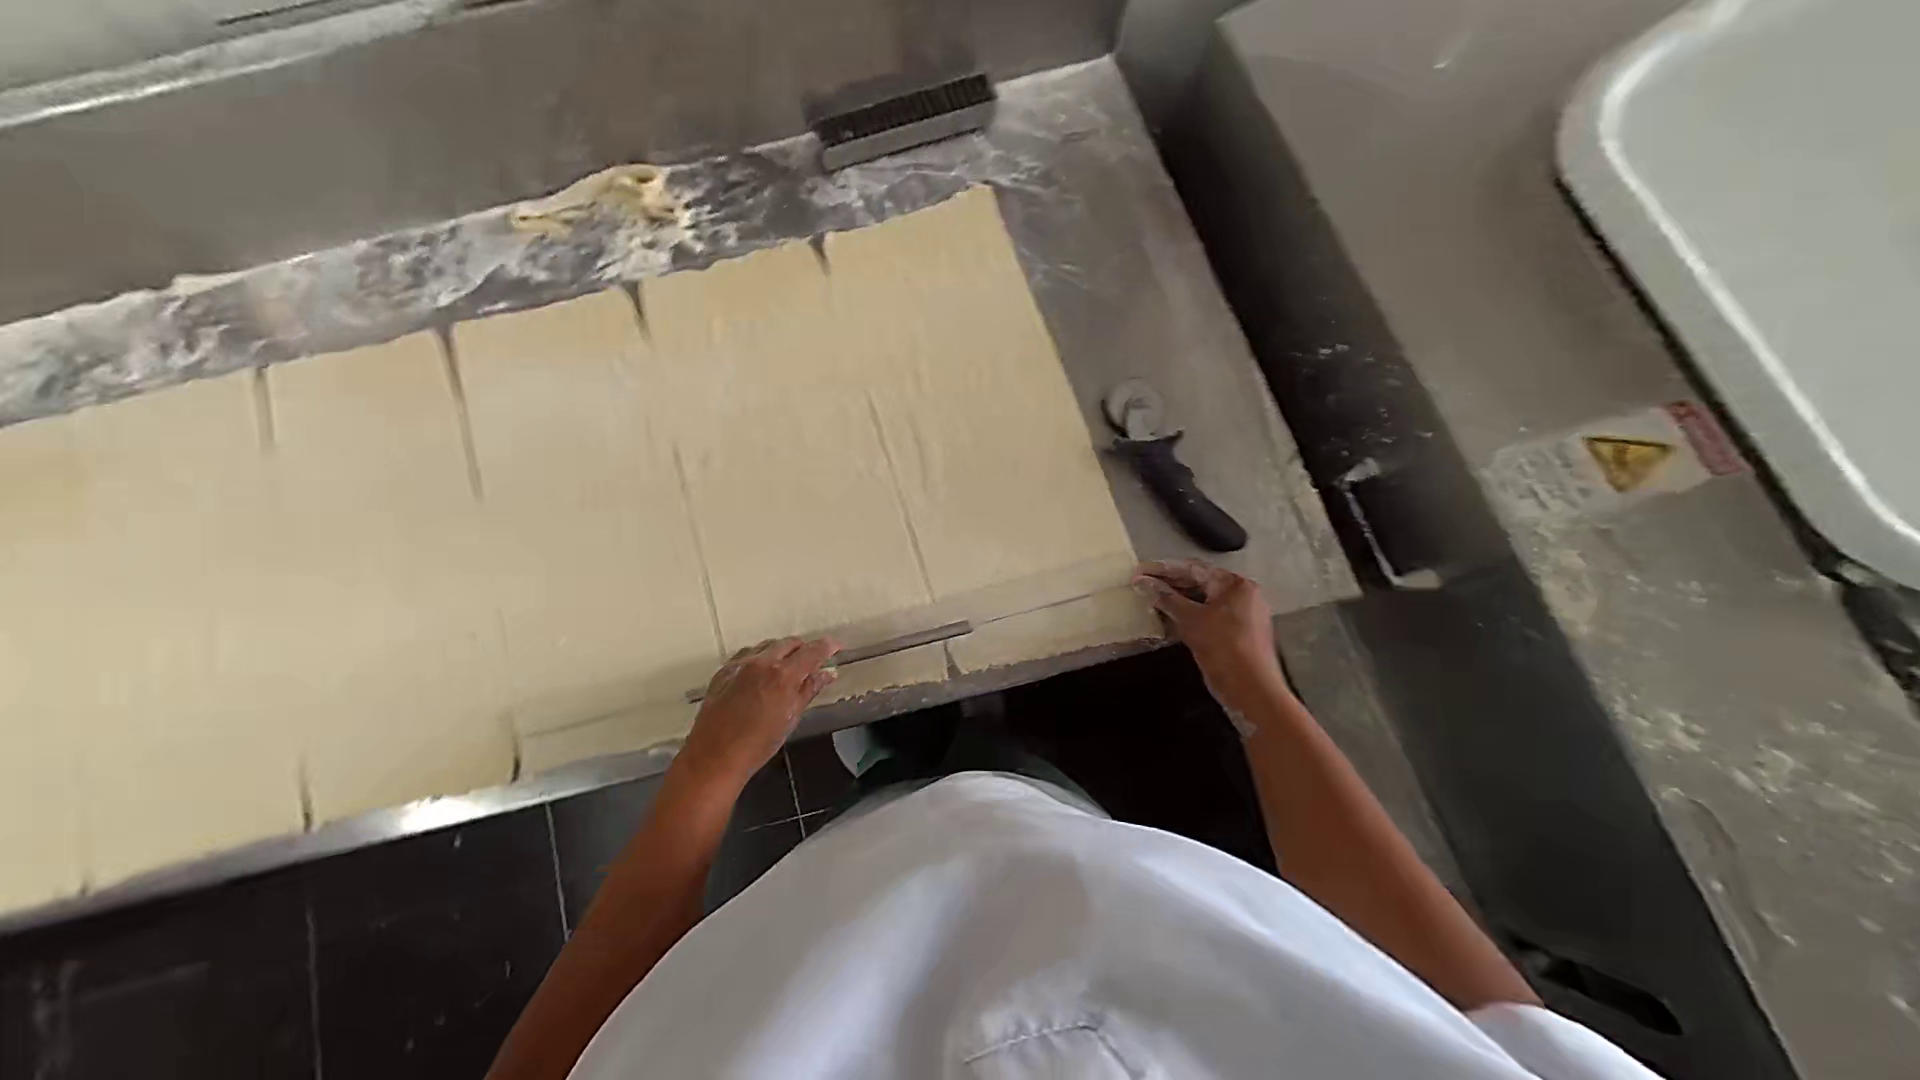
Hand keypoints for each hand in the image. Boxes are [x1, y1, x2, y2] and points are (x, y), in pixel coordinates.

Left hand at [680, 637, 838, 782]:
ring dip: (781, 652)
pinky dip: (760, 658)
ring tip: (787, 669)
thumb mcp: (791, 717)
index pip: (812, 652)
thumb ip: (810, 689)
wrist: (715, 757)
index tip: (835, 646)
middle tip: (812, 661)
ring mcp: (739, 665)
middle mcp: (761, 663)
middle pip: (789, 643)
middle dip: (803, 648)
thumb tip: (827, 674)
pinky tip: (761, 673)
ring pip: (767, 646)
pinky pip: (747, 655)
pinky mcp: (723, 671)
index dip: (827, 647)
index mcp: (782, 675)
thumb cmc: (757, 744)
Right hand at [1134, 559, 1288, 705]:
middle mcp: (1242, 593)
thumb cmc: (1223, 648)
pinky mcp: (1238, 631)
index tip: (1139, 571)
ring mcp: (1243, 612)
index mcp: (1234, 584)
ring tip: (1151, 598)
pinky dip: (1190, 613)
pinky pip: (1209, 614)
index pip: (1192, 568)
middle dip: (1169, 584)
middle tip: (1142, 584)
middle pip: (1199, 582)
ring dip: (1178, 599)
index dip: (1162, 569)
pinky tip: (1169, 616)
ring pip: (1204, 599)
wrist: (1252, 689)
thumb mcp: (1190, 620)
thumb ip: (1166, 598)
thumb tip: (1144, 583)